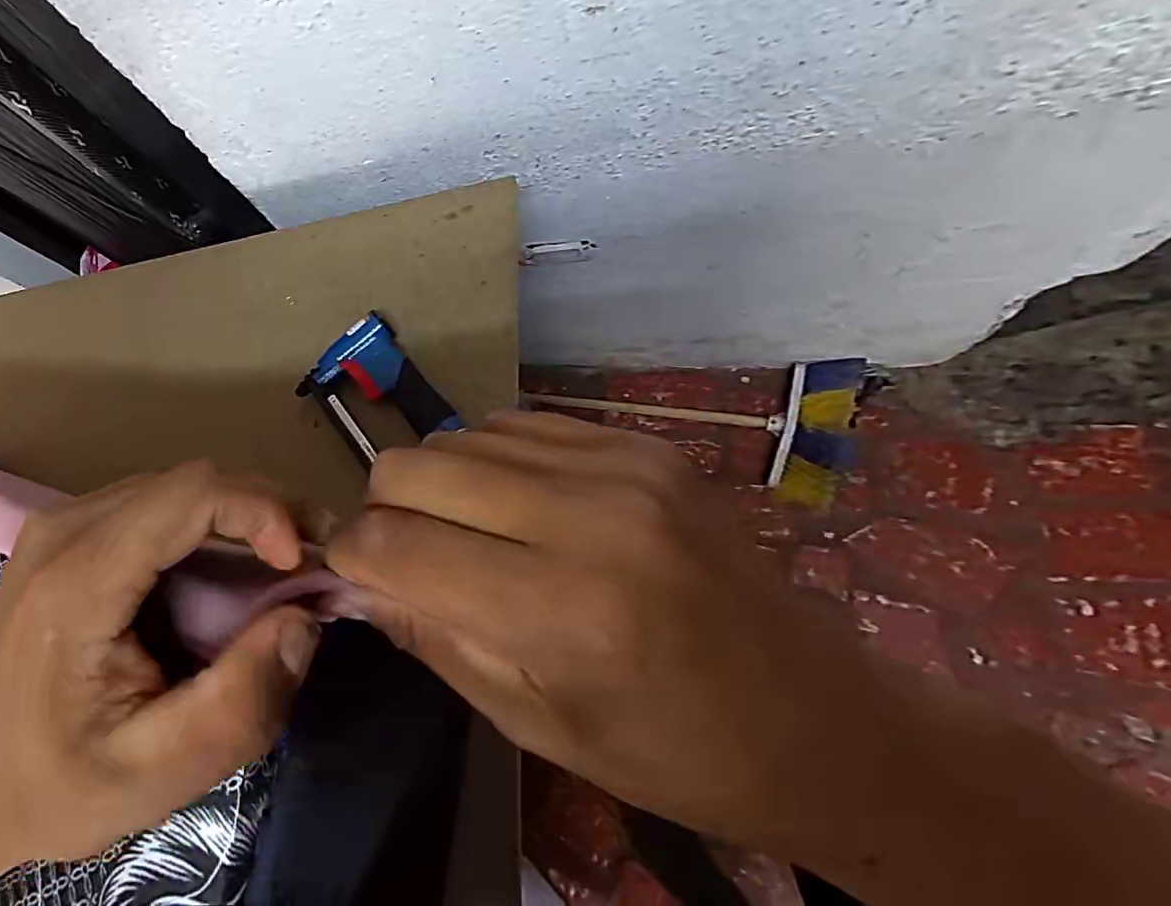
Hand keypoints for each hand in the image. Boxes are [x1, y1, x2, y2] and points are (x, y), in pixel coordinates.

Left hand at [0, 461, 321, 880]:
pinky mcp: (70, 536)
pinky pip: (155, 509)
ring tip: (286, 567)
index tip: (300, 561)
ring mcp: (62, 524)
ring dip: (239, 519)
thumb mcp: (154, 773)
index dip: (258, 509)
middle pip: (187, 483)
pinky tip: (234, 569)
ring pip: (176, 490)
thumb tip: (305, 620)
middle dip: (263, 512)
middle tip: (314, 562)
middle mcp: (64, 528)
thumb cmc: (52, 785)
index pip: (186, 495)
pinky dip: (208, 530)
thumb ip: (240, 701)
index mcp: (76, 580)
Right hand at [324, 410, 911, 857]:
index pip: (394, 547)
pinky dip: (485, 462)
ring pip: (453, 438)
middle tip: (404, 553)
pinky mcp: (637, 441)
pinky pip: (509, 424)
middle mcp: (587, 518)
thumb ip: (427, 635)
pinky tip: (512, 504)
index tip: (349, 572)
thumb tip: (351, 577)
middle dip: (381, 510)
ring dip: (433, 484)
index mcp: (562, 613)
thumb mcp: (530, 720)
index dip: (349, 556)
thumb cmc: (667, 747)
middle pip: (410, 469)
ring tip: (463, 531)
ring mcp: (619, 465)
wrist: (821, 718)